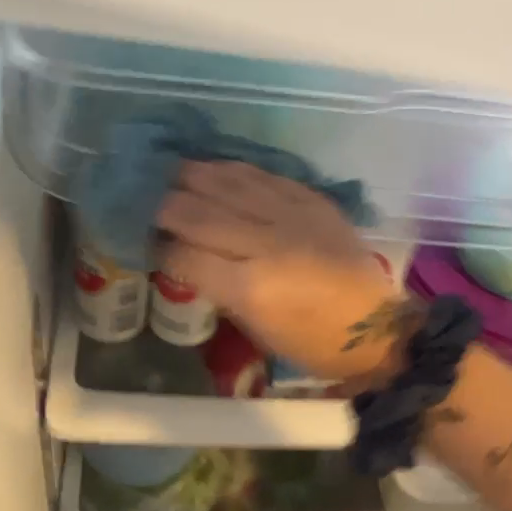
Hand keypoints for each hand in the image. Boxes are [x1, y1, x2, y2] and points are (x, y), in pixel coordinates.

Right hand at [156, 161, 413, 379]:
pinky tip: (214, 167)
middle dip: (162, 202)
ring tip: (165, 168)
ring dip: (192, 174)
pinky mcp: (313, 203)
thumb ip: (219, 287)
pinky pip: (265, 177)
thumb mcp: (257, 328)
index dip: (157, 244)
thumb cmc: (313, 343)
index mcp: (250, 287)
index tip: (137, 236)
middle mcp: (266, 244)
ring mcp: (292, 217)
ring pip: (230, 184)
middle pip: (200, 212)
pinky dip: (234, 171)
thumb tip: (186, 257)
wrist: (377, 327)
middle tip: (135, 193)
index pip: (185, 254)